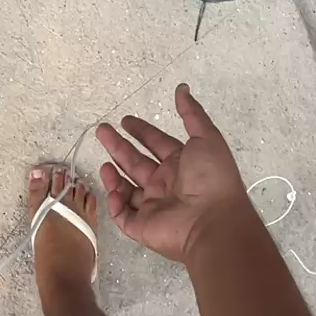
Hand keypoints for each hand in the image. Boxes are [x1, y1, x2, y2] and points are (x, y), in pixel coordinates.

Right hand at [97, 83, 253, 264]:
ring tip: (104, 163)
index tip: (125, 120)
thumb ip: (192, 113)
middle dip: (118, 146)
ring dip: (114, 175)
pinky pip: (124, 215)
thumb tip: (182, 88)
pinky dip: (115, 203)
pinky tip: (112, 189)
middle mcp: (166, 184)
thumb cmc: (211, 178)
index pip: (156, 143)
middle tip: (101, 131)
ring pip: (127, 189)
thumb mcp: (206, 138)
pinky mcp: (143, 227)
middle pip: (136, 162)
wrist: (213, 223)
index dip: (141, 131)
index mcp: (181, 164)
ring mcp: (154, 207)